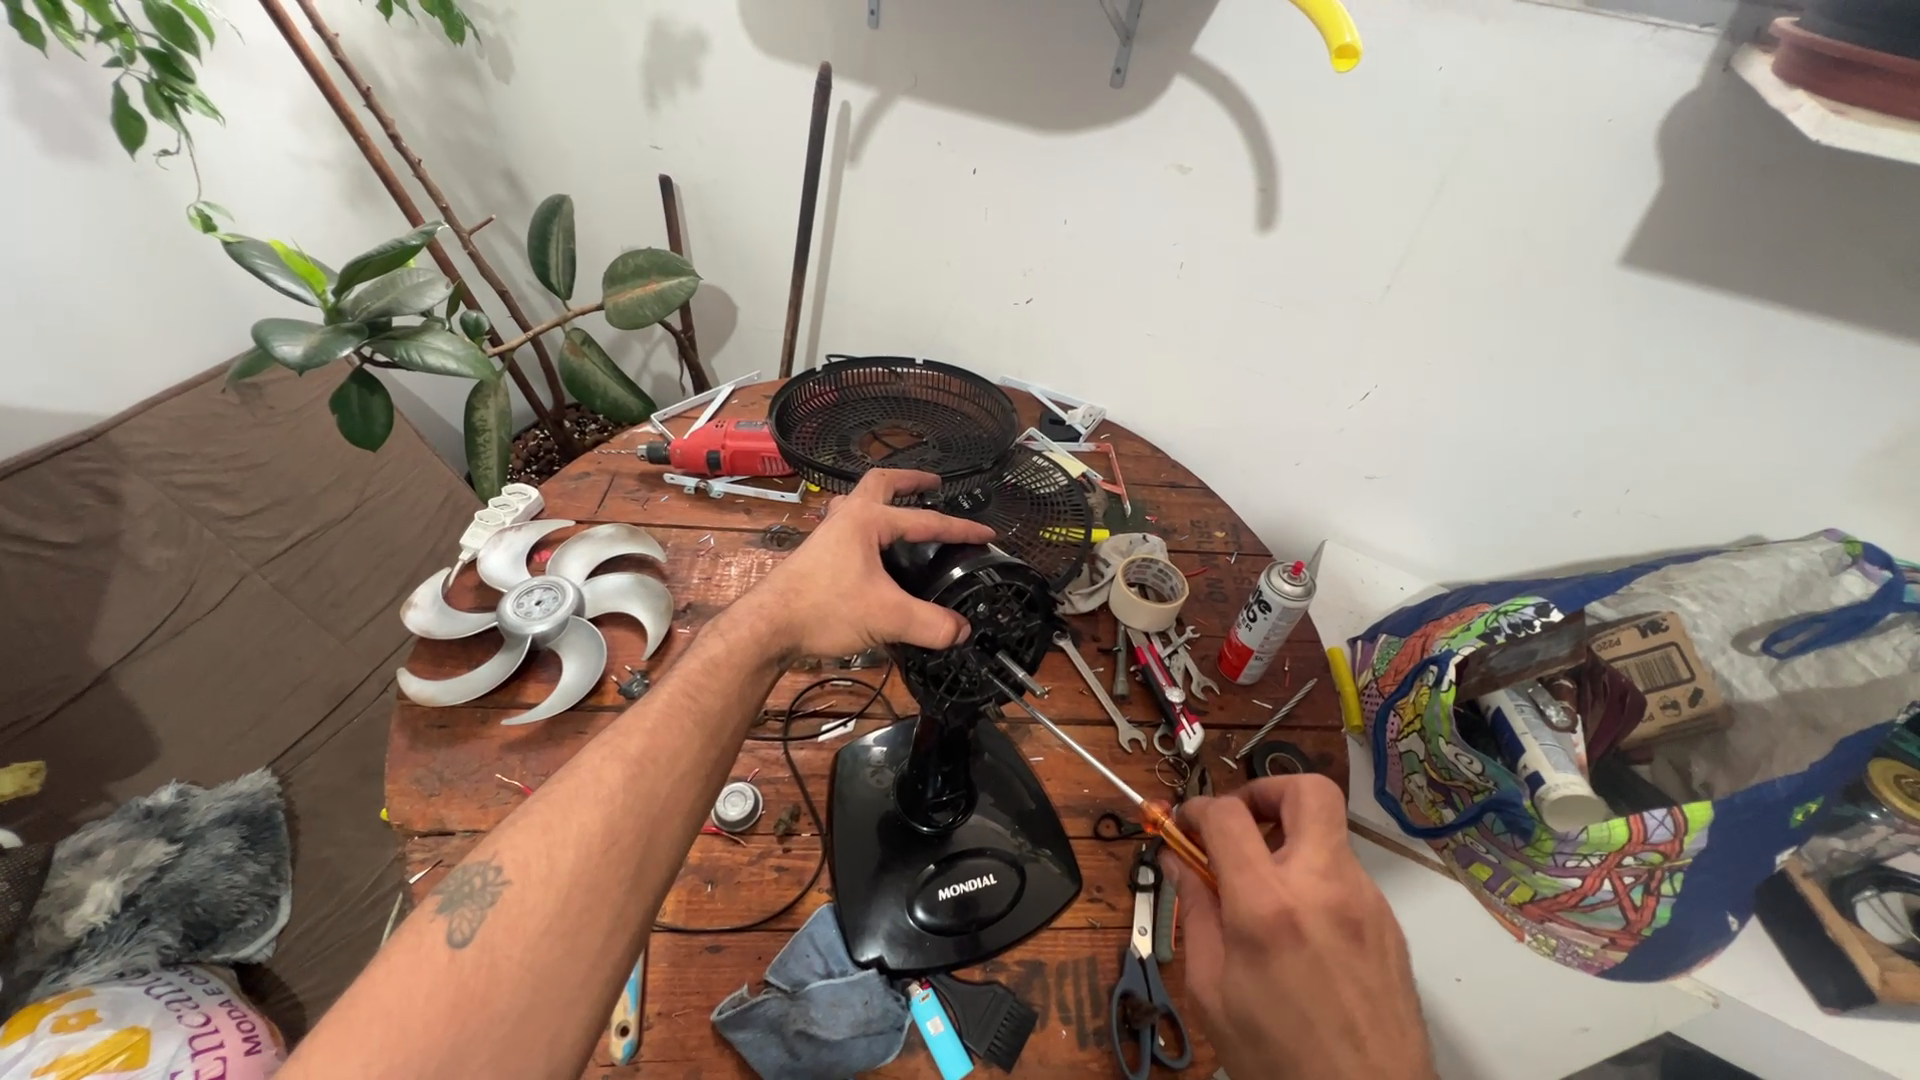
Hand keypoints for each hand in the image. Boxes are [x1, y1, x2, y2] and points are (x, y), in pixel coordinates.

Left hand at [737, 469, 994, 659]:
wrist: (768, 626)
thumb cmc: (823, 610)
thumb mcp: (887, 617)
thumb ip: (930, 624)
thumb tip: (961, 631)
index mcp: (867, 521)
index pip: (925, 519)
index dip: (960, 528)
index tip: (986, 533)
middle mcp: (846, 518)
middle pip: (880, 483)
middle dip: (910, 480)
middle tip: (934, 484)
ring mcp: (827, 534)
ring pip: (858, 501)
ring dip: (883, 498)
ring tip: (902, 508)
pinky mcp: (817, 554)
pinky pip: (848, 525)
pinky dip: (867, 524)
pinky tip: (872, 549)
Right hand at [1167, 775, 1434, 1079]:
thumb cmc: (1277, 1058)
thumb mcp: (1212, 991)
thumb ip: (1195, 912)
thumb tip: (1177, 859)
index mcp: (1268, 907)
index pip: (1228, 815)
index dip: (1197, 809)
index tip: (1185, 825)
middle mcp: (1324, 888)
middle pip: (1308, 790)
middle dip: (1266, 790)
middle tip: (1241, 822)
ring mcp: (1366, 903)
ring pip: (1327, 833)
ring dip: (1289, 840)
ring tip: (1263, 887)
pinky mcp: (1389, 925)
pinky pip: (1345, 874)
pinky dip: (1313, 877)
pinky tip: (1298, 925)